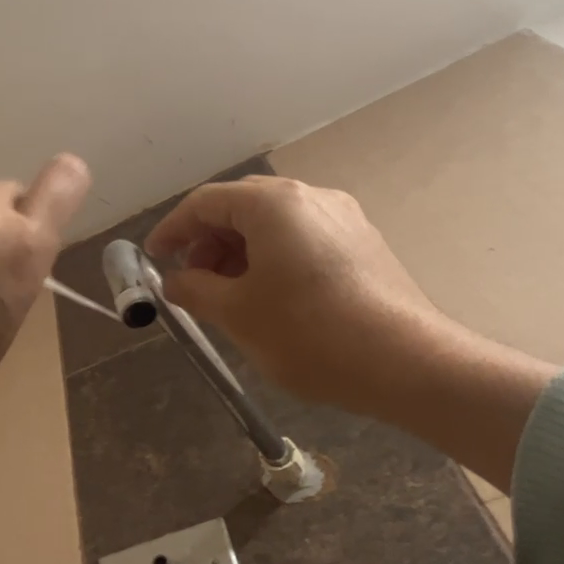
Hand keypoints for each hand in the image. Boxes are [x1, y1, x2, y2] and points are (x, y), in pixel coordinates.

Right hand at [145, 176, 554, 431]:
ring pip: (273, 224)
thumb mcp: (236, 314)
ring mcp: (343, 218)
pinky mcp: (364, 244)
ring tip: (228, 295)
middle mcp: (310, 197)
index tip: (154, 260)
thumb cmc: (309, 333)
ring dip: (239, 252)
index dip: (172, 230)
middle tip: (191, 281)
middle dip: (207, 242)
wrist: (410, 365)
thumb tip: (175, 282)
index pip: (205, 203)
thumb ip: (193, 289)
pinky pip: (302, 238)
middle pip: (240, 207)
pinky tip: (271, 298)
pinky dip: (273, 259)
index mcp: (273, 204)